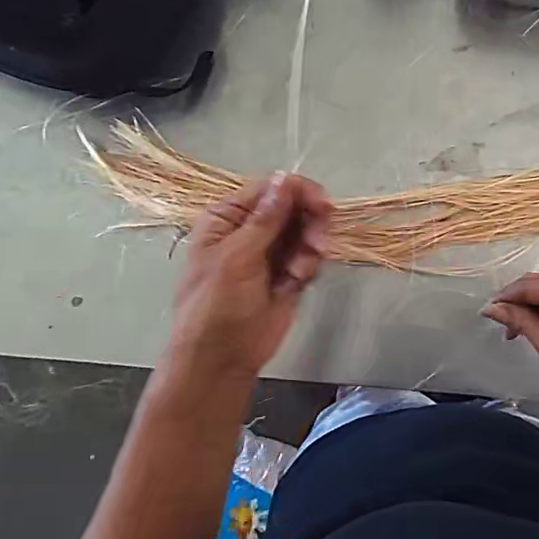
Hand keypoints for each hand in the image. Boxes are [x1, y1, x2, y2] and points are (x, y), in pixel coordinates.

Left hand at [168, 173, 332, 380]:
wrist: (221, 360)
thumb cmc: (216, 305)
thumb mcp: (237, 257)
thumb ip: (265, 218)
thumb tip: (284, 178)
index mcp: (227, 218)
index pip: (268, 189)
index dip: (297, 190)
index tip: (321, 203)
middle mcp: (249, 229)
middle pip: (292, 206)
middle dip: (309, 219)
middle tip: (319, 241)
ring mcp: (270, 252)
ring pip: (305, 230)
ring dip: (310, 244)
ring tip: (301, 269)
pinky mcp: (288, 275)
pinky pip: (308, 256)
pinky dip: (309, 264)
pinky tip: (298, 280)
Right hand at [482, 273, 538, 424]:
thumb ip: (520, 321)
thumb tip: (491, 307)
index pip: (528, 286)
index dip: (505, 298)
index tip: (486, 313)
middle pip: (536, 283)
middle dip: (515, 301)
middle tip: (500, 324)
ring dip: (527, 306)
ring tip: (514, 330)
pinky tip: (532, 326)